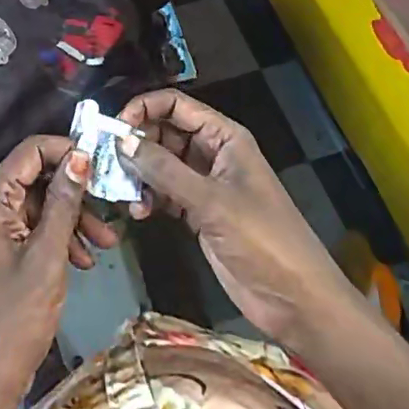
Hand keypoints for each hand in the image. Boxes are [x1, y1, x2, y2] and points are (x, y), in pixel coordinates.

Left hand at [0, 137, 115, 405]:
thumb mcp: (47, 256)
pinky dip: (62, 238)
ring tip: (106, 244)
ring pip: (42, 203)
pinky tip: (85, 261)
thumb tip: (80, 156)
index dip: (66, 150)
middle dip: (76, 190)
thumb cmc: (15, 317)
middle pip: (38, 175)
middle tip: (110, 208)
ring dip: (74, 218)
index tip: (102, 166)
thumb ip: (63, 203)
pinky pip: (38, 228)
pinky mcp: (6, 249)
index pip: (31, 149)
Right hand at [118, 90, 358, 345]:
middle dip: (136, 144)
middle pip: (163, 132)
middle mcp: (212, 153)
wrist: (299, 303)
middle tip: (109, 162)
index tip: (115, 128)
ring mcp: (204, 184)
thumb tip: (122, 141)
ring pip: (160, 164)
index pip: (176, 105)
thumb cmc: (264, 241)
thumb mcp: (211, 202)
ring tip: (124, 194)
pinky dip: (147, 198)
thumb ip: (164, 169)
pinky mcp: (198, 212)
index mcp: (224, 138)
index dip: (143, 109)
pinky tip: (138, 212)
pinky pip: (163, 192)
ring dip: (139, 174)